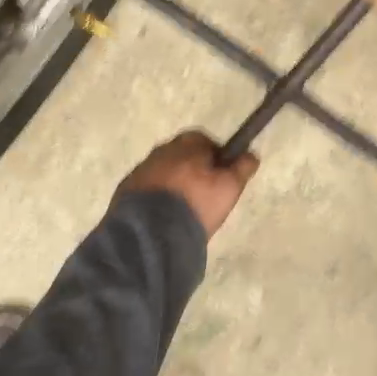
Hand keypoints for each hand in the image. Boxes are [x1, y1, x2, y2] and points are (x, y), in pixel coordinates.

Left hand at [118, 131, 258, 237]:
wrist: (150, 234)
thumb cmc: (196, 205)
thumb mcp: (229, 188)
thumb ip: (242, 168)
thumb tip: (251, 154)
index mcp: (186, 144)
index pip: (205, 141)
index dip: (216, 157)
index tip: (221, 177)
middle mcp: (160, 150)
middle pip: (182, 155)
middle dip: (193, 169)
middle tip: (204, 194)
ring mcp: (139, 171)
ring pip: (163, 172)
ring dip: (173, 184)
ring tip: (182, 210)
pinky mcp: (124, 192)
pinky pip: (146, 190)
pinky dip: (156, 198)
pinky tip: (163, 218)